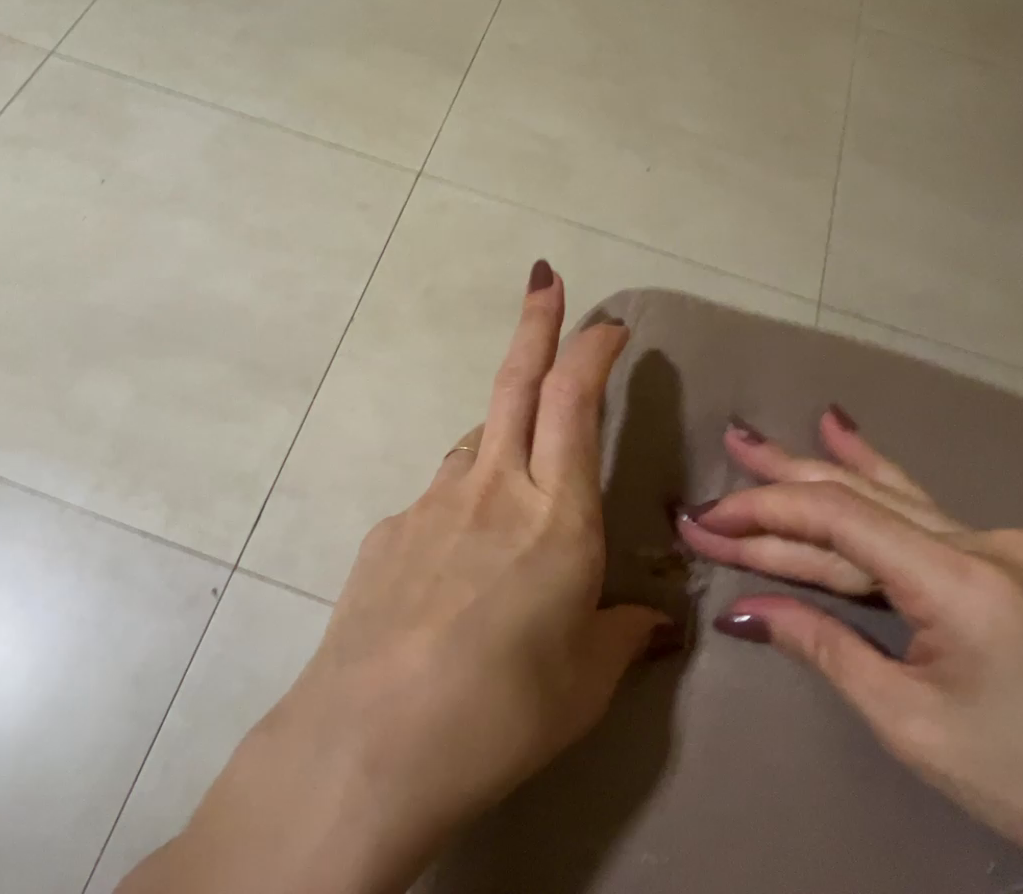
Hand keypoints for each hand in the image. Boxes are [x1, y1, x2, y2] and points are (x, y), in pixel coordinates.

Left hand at [123, 261, 666, 893]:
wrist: (370, 741)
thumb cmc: (500, 713)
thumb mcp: (585, 683)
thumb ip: (622, 638)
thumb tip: (652, 621)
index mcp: (556, 517)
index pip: (576, 404)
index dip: (590, 350)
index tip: (607, 322)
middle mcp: (492, 491)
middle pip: (515, 384)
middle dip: (536, 324)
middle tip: (545, 281)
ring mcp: (430, 504)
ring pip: (475, 441)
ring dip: (502, 429)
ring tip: (519, 471)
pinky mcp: (386, 532)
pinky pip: (438, 499)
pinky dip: (461, 504)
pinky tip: (456, 565)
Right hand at [679, 410, 1022, 893]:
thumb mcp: (907, 719)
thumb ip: (822, 644)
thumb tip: (742, 609)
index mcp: (963, 581)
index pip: (840, 520)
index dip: (764, 513)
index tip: (705, 520)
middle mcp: (989, 543)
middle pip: (860, 500)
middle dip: (780, 489)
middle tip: (718, 458)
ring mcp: (1008, 547)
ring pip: (892, 503)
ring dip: (818, 478)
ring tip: (755, 442)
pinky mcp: (1015, 564)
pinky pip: (927, 518)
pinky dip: (877, 485)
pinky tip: (843, 433)